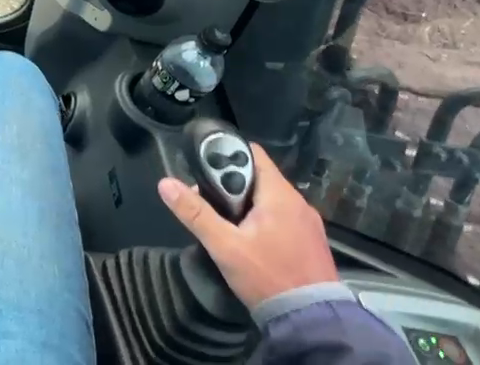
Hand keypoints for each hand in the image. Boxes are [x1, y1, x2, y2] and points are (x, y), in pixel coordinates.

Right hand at [157, 142, 338, 310]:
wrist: (314, 325)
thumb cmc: (268, 277)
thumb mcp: (224, 246)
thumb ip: (195, 213)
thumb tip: (165, 183)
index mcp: (280, 196)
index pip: (252, 154)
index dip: (225, 154)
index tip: (203, 170)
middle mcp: (299, 204)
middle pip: (258, 176)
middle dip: (230, 184)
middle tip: (209, 201)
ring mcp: (308, 225)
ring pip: (269, 199)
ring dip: (245, 203)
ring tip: (225, 222)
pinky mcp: (311, 243)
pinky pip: (281, 217)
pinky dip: (262, 219)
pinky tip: (249, 240)